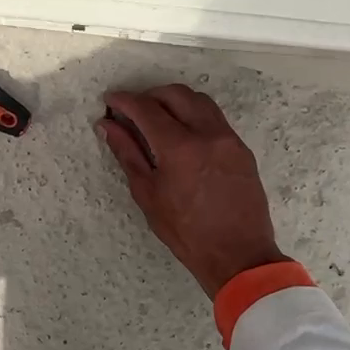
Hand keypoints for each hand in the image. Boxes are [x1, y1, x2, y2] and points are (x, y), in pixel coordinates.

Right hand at [96, 84, 290, 298]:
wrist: (238, 255)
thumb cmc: (184, 230)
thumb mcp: (147, 193)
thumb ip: (127, 153)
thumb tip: (107, 126)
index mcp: (179, 147)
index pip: (146, 108)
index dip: (124, 100)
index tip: (109, 101)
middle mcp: (207, 133)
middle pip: (175, 94)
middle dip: (149, 96)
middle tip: (131, 110)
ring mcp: (229, 139)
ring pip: (198, 101)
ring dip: (173, 101)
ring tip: (156, 118)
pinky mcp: (241, 149)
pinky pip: (214, 118)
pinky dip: (193, 115)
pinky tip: (181, 134)